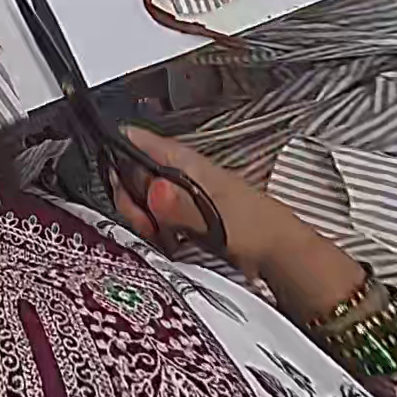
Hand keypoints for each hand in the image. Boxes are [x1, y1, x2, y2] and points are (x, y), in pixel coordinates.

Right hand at [114, 129, 365, 309]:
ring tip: (158, 235)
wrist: (280, 255)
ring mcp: (177, 194)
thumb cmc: (254, 226)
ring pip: (139, 199)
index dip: (118, 155)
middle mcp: (175, 172)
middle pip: (130, 174)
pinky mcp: (179, 217)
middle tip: (145, 221)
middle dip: (129, 198)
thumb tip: (152, 190)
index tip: (116, 182)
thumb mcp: (213, 215)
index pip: (136, 141)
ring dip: (140, 218)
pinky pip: (151, 218)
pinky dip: (151, 231)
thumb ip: (180, 205)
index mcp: (182, 159)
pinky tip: (164, 242)